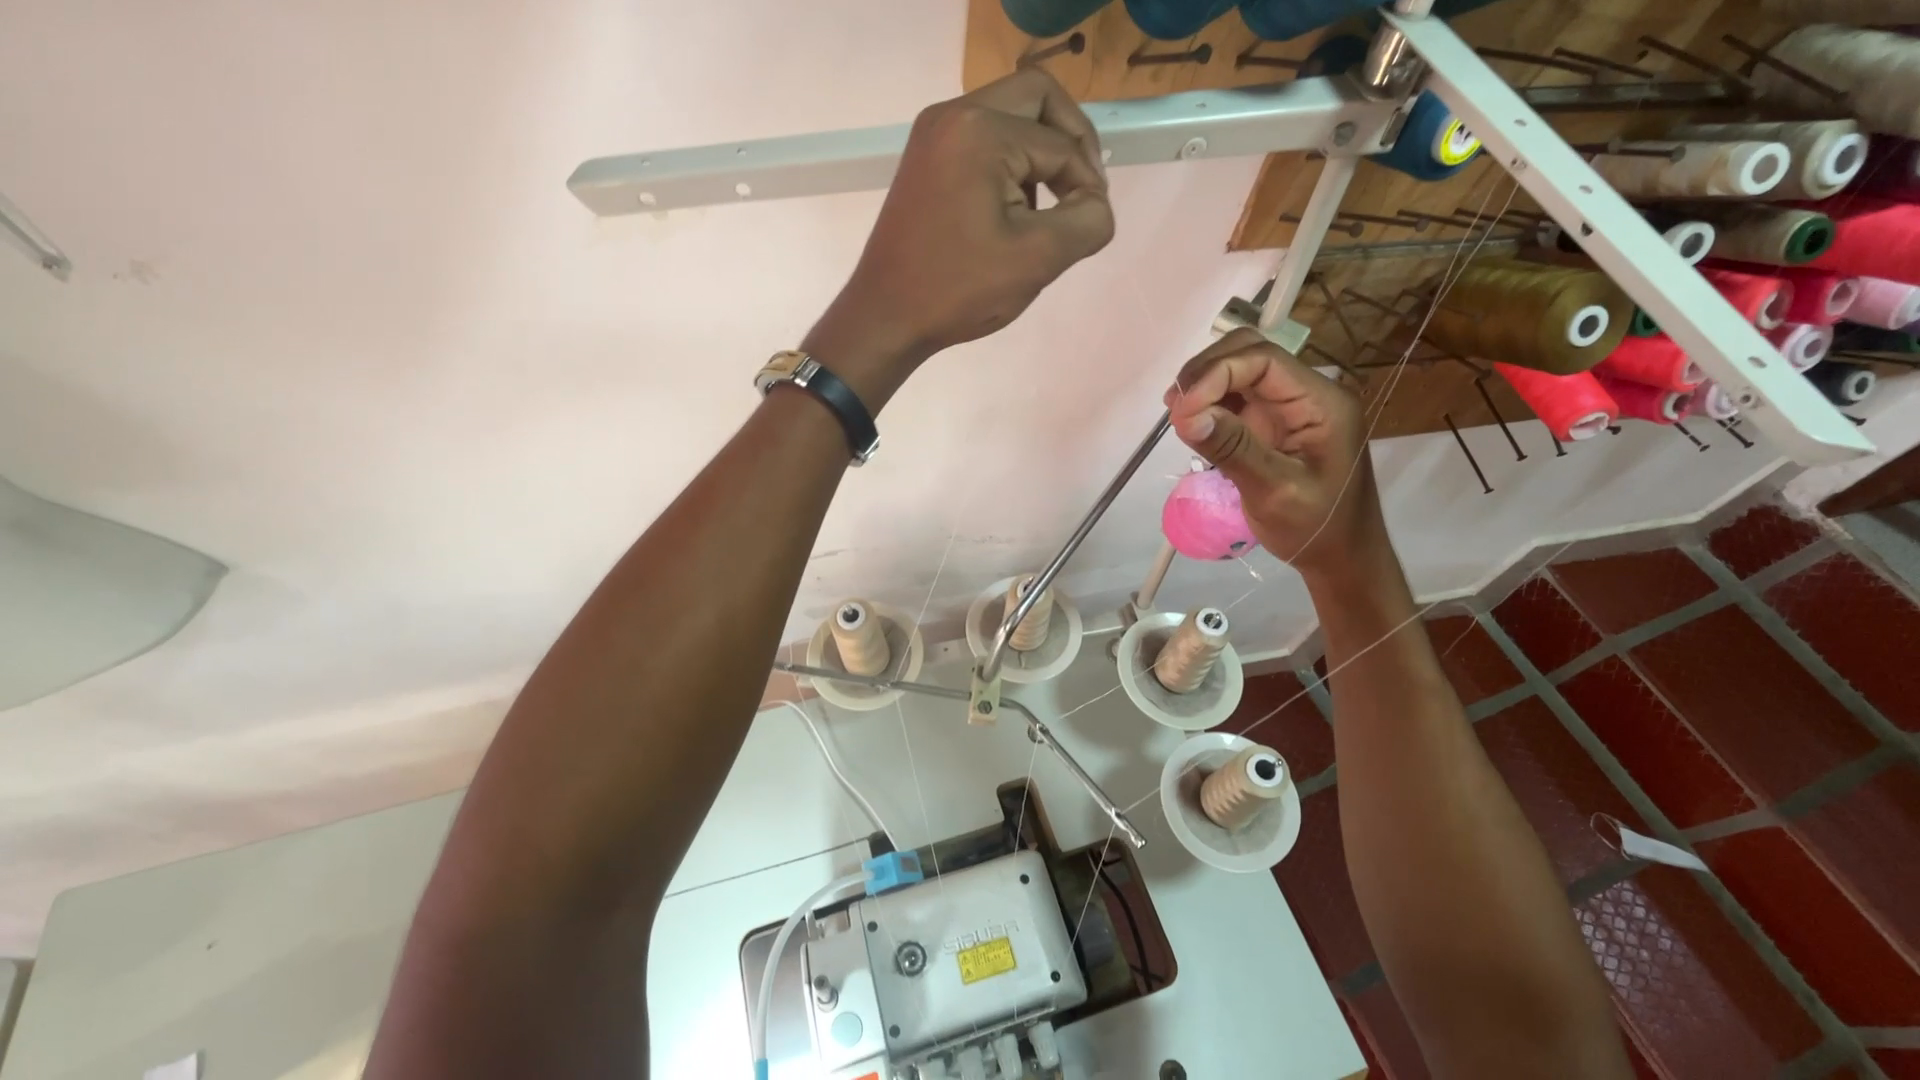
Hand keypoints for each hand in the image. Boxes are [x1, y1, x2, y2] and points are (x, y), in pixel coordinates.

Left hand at [805, 67, 1114, 400]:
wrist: (886, 317)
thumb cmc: (958, 290)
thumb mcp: (1038, 258)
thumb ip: (1088, 220)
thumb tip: (1096, 202)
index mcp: (979, 130)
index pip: (1061, 144)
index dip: (1088, 185)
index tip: (1090, 226)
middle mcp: (953, 114)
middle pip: (1038, 98)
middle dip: (1071, 141)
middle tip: (1084, 189)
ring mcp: (934, 134)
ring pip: (1012, 115)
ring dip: (1042, 153)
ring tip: (1050, 207)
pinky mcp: (927, 157)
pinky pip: (985, 138)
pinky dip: (1012, 163)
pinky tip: (1017, 210)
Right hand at [1165, 328, 1384, 581]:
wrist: (1341, 557)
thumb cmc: (1316, 528)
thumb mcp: (1274, 491)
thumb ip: (1232, 448)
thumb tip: (1185, 414)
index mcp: (1321, 402)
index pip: (1263, 359)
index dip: (1216, 374)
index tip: (1182, 410)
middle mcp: (1307, 393)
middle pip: (1250, 352)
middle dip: (1207, 372)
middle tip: (1176, 409)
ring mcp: (1290, 406)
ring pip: (1240, 369)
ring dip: (1205, 385)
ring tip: (1180, 417)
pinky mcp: (1274, 422)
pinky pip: (1238, 395)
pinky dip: (1210, 402)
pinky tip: (1193, 425)